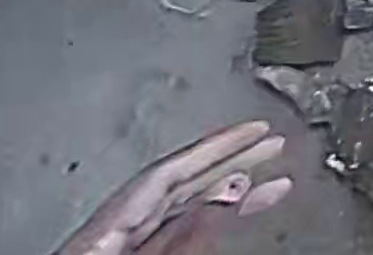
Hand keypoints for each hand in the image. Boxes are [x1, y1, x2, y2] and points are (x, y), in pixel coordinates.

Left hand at [56, 121, 290, 254]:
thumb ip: (184, 237)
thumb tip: (232, 187)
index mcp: (98, 240)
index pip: (164, 176)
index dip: (215, 146)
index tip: (258, 130)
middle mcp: (102, 245)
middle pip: (172, 192)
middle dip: (229, 164)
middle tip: (274, 146)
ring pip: (175, 217)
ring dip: (227, 198)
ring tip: (272, 187)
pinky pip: (168, 241)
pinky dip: (206, 227)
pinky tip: (231, 221)